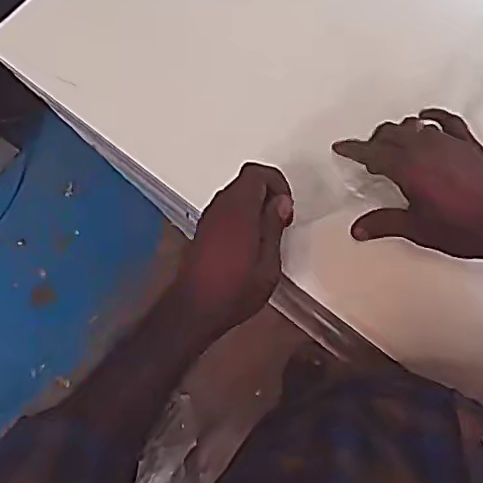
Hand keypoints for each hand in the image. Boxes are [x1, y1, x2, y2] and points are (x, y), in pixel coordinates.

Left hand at [166, 163, 293, 343]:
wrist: (195, 308)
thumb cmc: (234, 290)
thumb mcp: (268, 263)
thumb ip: (274, 227)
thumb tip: (280, 203)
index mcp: (238, 209)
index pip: (256, 173)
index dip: (277, 183)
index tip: (286, 207)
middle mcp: (220, 206)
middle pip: (245, 181)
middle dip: (268, 193)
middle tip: (281, 219)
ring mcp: (209, 217)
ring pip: (236, 194)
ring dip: (255, 204)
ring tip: (269, 233)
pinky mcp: (204, 229)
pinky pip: (226, 209)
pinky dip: (242, 214)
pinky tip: (251, 241)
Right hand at [332, 109, 482, 262]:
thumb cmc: (466, 228)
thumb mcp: (417, 229)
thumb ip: (384, 224)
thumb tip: (359, 228)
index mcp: (407, 168)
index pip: (371, 152)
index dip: (353, 150)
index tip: (342, 147)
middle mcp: (425, 149)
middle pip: (389, 134)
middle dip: (374, 141)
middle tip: (368, 154)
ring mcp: (448, 143)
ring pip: (413, 126)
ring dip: (399, 131)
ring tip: (393, 142)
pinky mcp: (468, 144)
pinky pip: (446, 121)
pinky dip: (433, 116)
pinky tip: (427, 118)